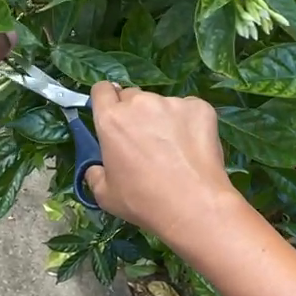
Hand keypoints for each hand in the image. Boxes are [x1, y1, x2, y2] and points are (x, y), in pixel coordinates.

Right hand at [83, 83, 244, 243]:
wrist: (193, 205)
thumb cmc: (143, 201)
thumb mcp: (105, 195)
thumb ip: (95, 174)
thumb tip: (96, 168)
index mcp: (110, 119)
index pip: (101, 89)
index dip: (106, 100)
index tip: (112, 113)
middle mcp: (139, 103)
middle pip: (132, 97)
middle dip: (134, 113)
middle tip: (144, 140)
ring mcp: (171, 102)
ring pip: (161, 104)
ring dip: (162, 119)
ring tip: (173, 148)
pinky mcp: (200, 107)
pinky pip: (189, 109)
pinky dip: (189, 122)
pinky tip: (192, 146)